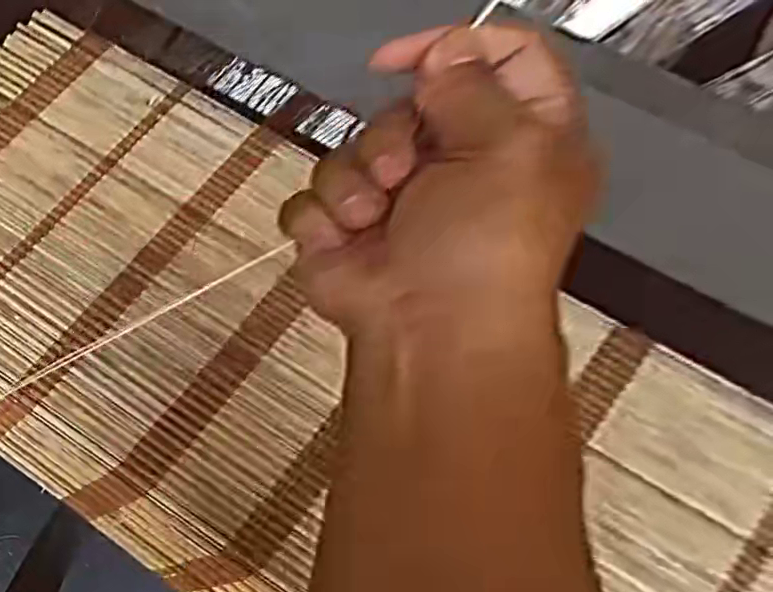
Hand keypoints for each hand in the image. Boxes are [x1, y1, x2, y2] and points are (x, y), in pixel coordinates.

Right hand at [278, 24, 599, 339]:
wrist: (423, 321)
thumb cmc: (484, 248)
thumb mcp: (509, 145)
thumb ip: (473, 88)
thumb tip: (444, 55)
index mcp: (509, 130)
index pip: (485, 60)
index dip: (446, 47)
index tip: (398, 57)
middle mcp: (442, 162)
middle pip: (398, 112)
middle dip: (387, 139)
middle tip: (398, 174)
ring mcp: (382, 201)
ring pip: (343, 156)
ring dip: (350, 185)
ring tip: (370, 219)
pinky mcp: (332, 234)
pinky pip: (304, 204)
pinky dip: (316, 220)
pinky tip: (340, 240)